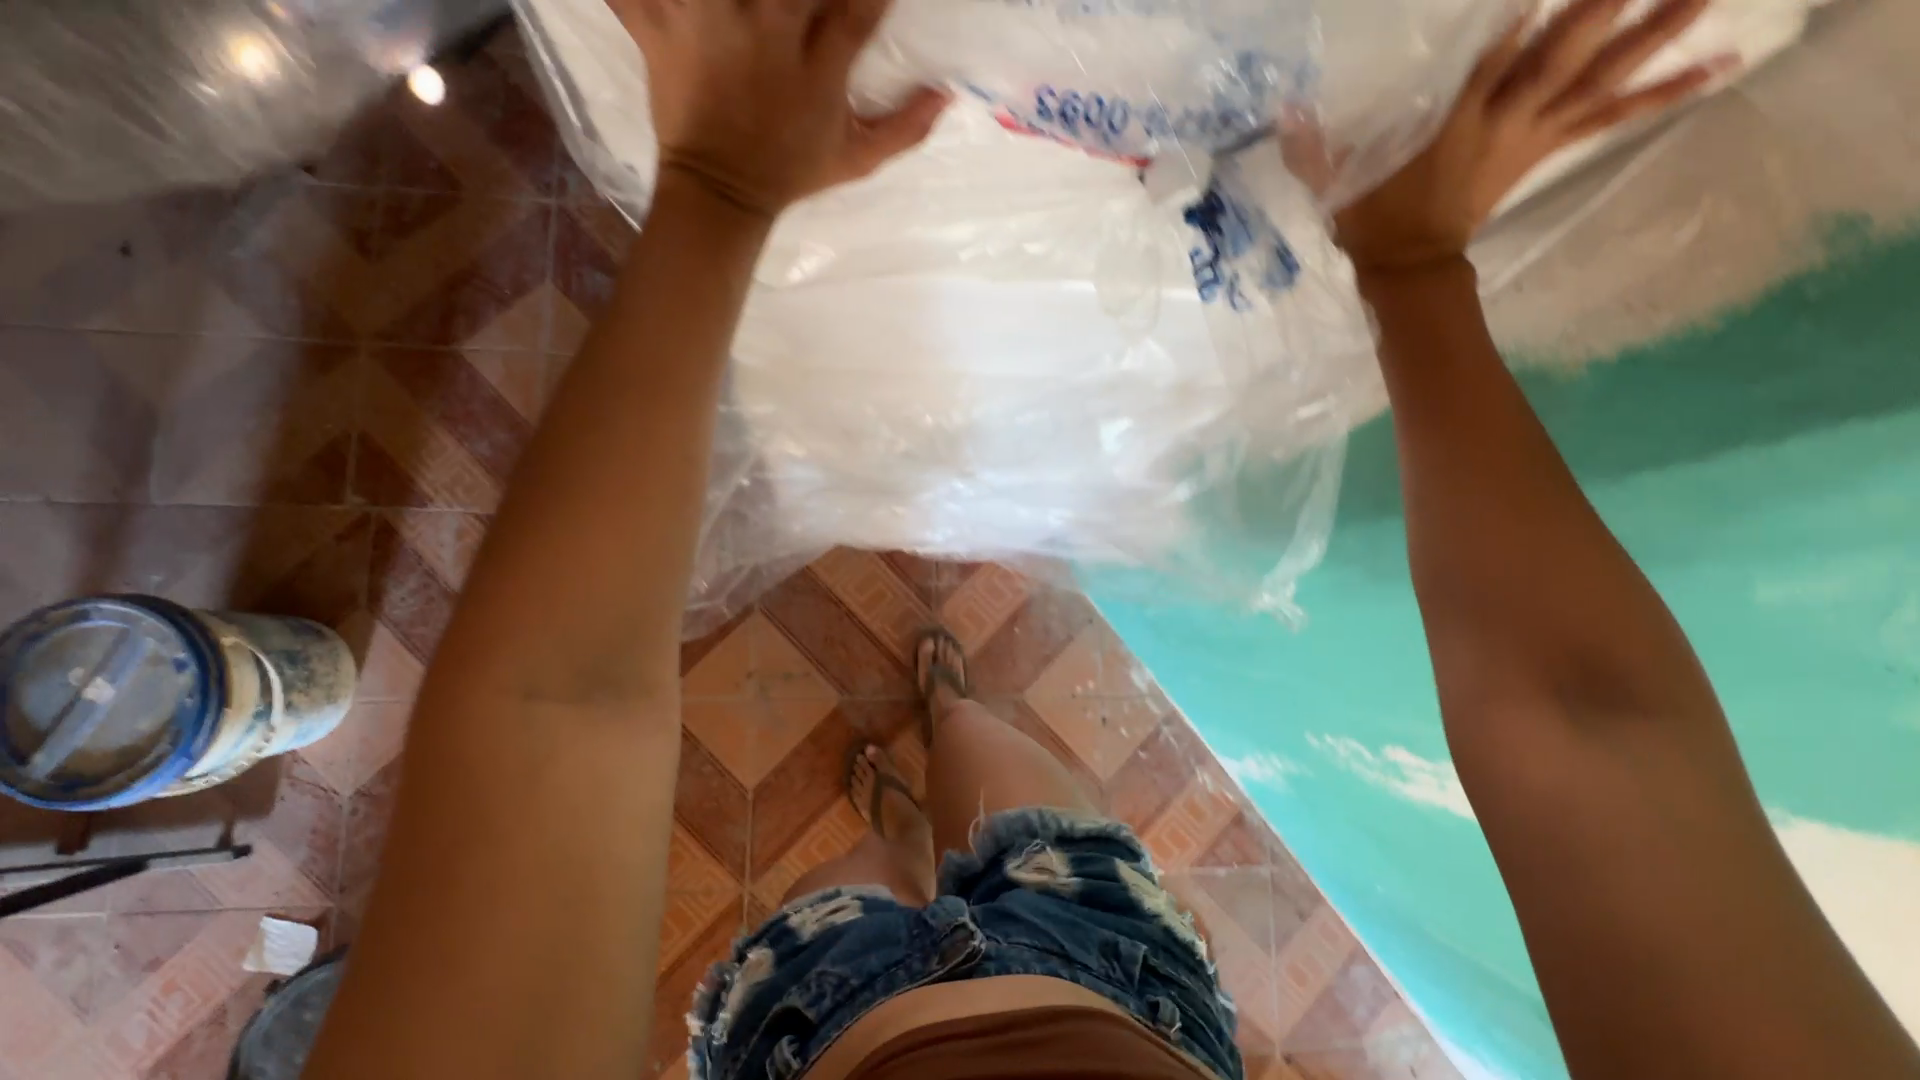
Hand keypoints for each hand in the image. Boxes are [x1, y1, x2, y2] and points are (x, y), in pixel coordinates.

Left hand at [611, 0, 947, 218]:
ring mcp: (709, 21)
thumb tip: (946, 96)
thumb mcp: (856, 159)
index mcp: (818, 58)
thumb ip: (904, 128)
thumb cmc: (790, 172)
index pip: (859, 1)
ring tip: (731, 0)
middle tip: (790, 1)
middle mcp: (768, 26)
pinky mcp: (661, 30)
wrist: (721, 195)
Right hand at [1331, 0, 1734, 273]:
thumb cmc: (1370, 220)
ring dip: (1657, 34)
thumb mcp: (1332, 185)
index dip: (1518, 23)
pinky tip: (1720, 62)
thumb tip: (1285, 109)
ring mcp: (1530, 135)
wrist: (1407, 267)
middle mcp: (1501, 123)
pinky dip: (1664, 91)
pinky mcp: (1545, 148)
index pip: (1489, 61)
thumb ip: (1311, 147)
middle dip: (1603, 8)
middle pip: (1561, 57)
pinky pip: (1611, 116)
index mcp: (1449, 127)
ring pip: (1600, 79)